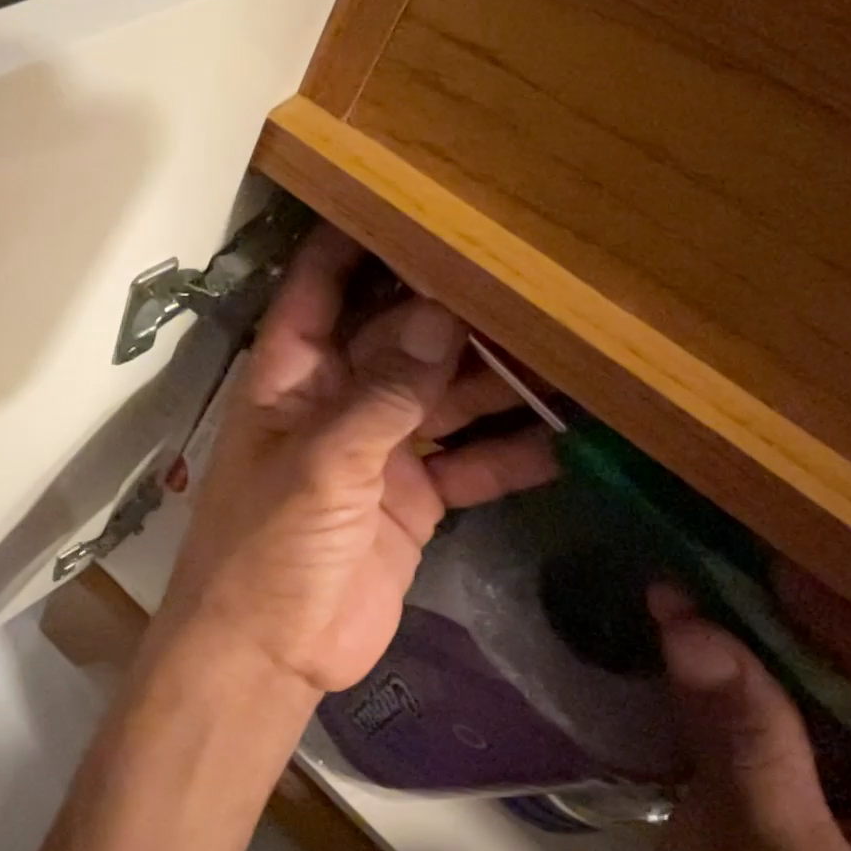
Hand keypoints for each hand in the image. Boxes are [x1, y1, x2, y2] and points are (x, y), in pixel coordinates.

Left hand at [157, 225, 558, 692]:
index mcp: (290, 379)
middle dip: (458, 309)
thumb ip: (381, 396)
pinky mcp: (411, 501)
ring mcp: (376, 452)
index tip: (418, 198)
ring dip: (501, 378)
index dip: (355, 244)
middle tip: (542, 270)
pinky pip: (469, 461)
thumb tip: (437, 313)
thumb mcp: (320, 466)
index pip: (319, 291)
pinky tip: (575, 435)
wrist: (269, 651)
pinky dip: (512, 450)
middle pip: (399, 338)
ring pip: (444, 396)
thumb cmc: (267, 550)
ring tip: (582, 344)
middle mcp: (335, 402)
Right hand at [650, 569, 850, 850]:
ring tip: (714, 588)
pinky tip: (705, 642)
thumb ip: (743, 746)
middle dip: (824, 629)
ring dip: (781, 647)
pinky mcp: (850, 797)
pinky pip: (813, 720)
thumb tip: (687, 624)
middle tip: (736, 565)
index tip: (787, 568)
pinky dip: (756, 681)